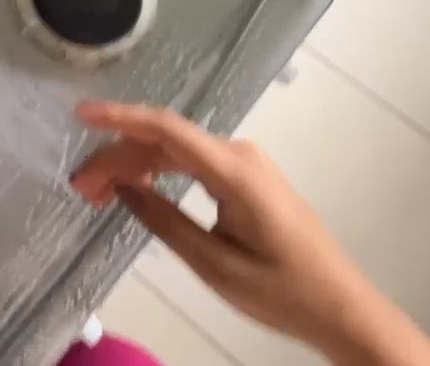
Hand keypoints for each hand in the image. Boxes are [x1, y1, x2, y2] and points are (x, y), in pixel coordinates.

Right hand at [70, 102, 429, 365]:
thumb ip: (163, 221)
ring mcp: (243, 162)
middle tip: (82, 189)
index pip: (165, 128)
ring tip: (98, 194)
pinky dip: (155, 171)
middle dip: (115, 158)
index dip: (119, 116)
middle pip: (161, 141)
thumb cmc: (285, 294)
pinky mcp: (243, 176)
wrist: (349, 315)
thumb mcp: (216, 266)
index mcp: (235, 172)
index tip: (80, 114)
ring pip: (171, 150)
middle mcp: (238, 154)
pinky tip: (135, 188)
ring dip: (132, 166)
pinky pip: (188, 161)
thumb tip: (120, 186)